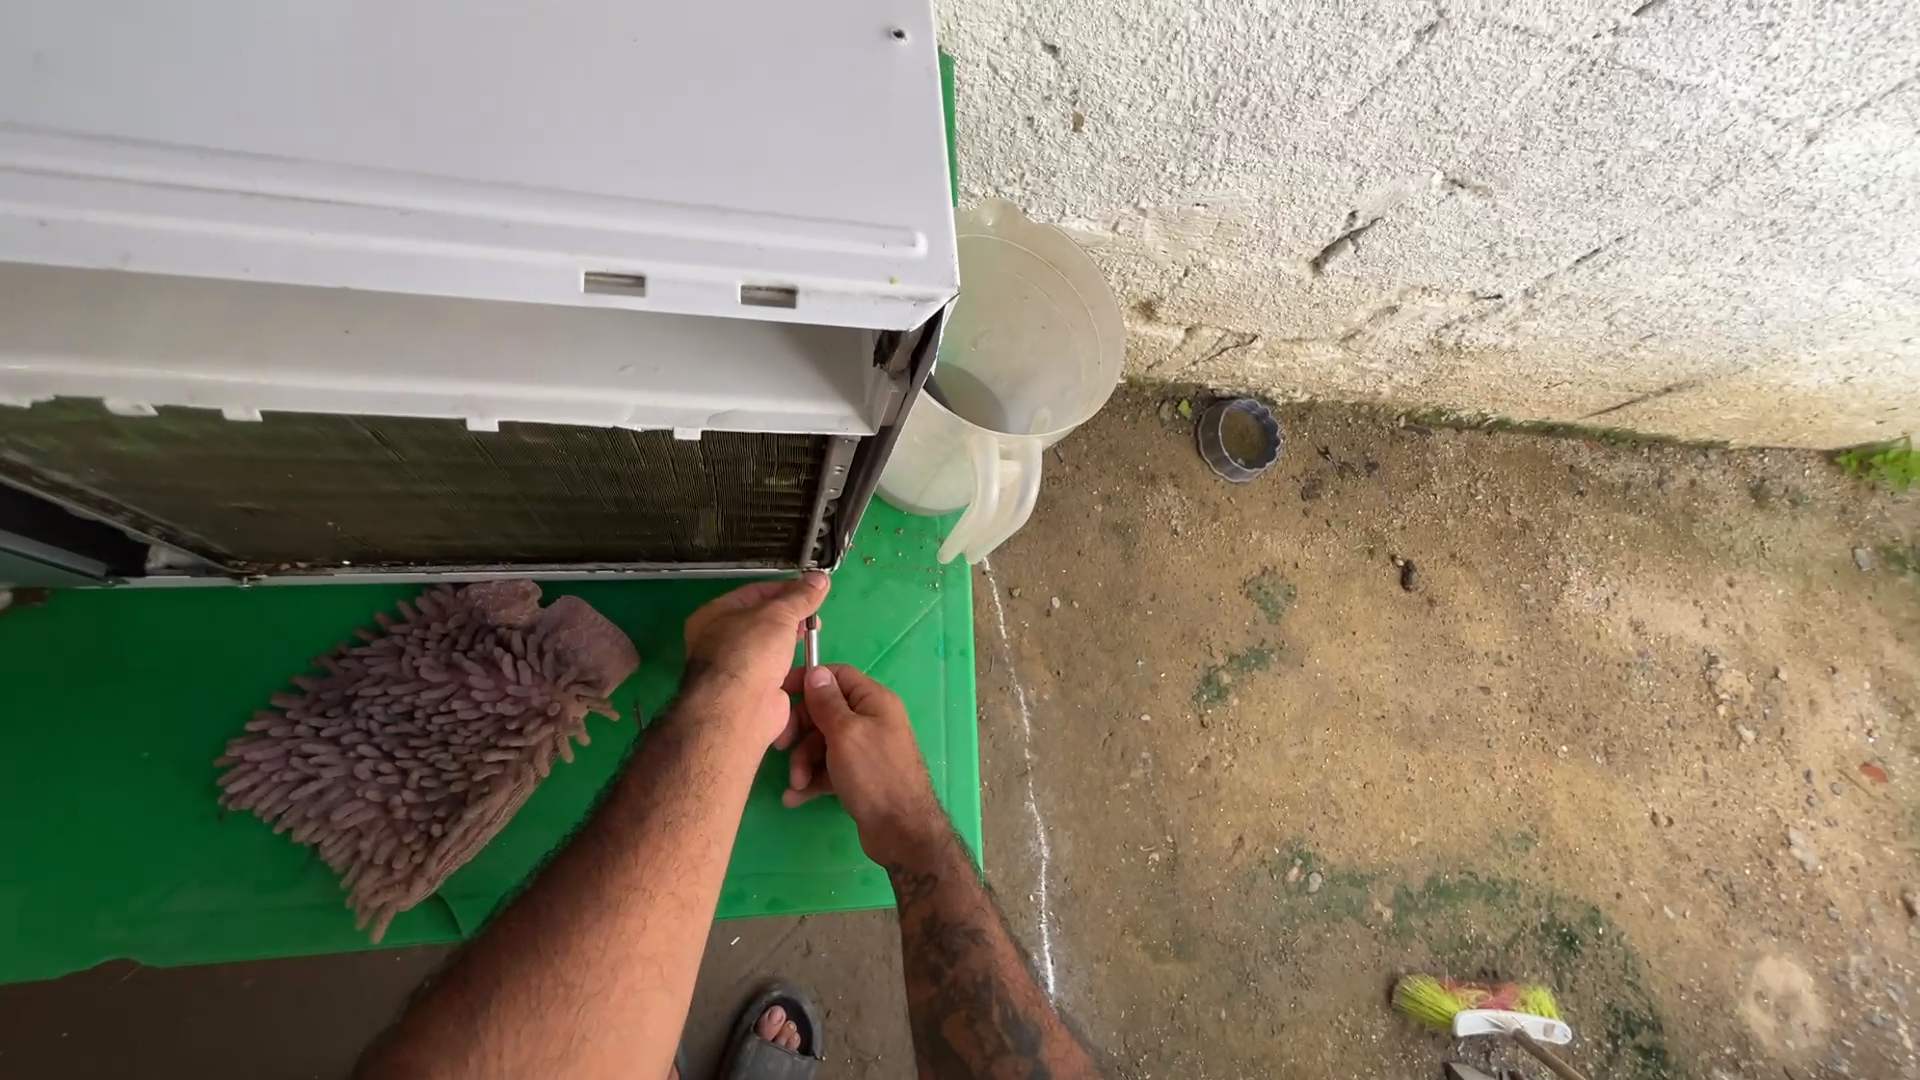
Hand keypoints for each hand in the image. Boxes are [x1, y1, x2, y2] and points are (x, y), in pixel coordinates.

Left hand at [680, 573, 828, 745]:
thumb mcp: (779, 614)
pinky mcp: (753, 691)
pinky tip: (810, 663)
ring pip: (771, 647)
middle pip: (763, 620)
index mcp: (716, 615)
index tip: (810, 589)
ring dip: (793, 641)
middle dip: (791, 616)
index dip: (784, 589)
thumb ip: (801, 596)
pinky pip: (778, 671)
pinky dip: (794, 666)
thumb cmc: (750, 651)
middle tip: (814, 616)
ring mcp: (737, 668)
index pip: (754, 593)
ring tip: (814, 636)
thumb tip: (820, 579)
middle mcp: (721, 640)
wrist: (741, 708)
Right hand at [780, 664, 946, 867]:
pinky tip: (795, 798)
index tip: (779, 693)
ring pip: (822, 743)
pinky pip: (827, 769)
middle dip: (800, 731)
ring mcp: (864, 750)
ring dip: (803, 761)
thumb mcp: (846, 733)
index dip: (808, 681)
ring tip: (797, 783)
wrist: (900, 831)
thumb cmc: (874, 774)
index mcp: (873, 700)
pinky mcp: (857, 776)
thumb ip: (827, 702)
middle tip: (781, 747)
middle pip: (825, 711)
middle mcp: (870, 720)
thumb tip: (816, 670)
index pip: (837, 676)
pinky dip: (811, 780)